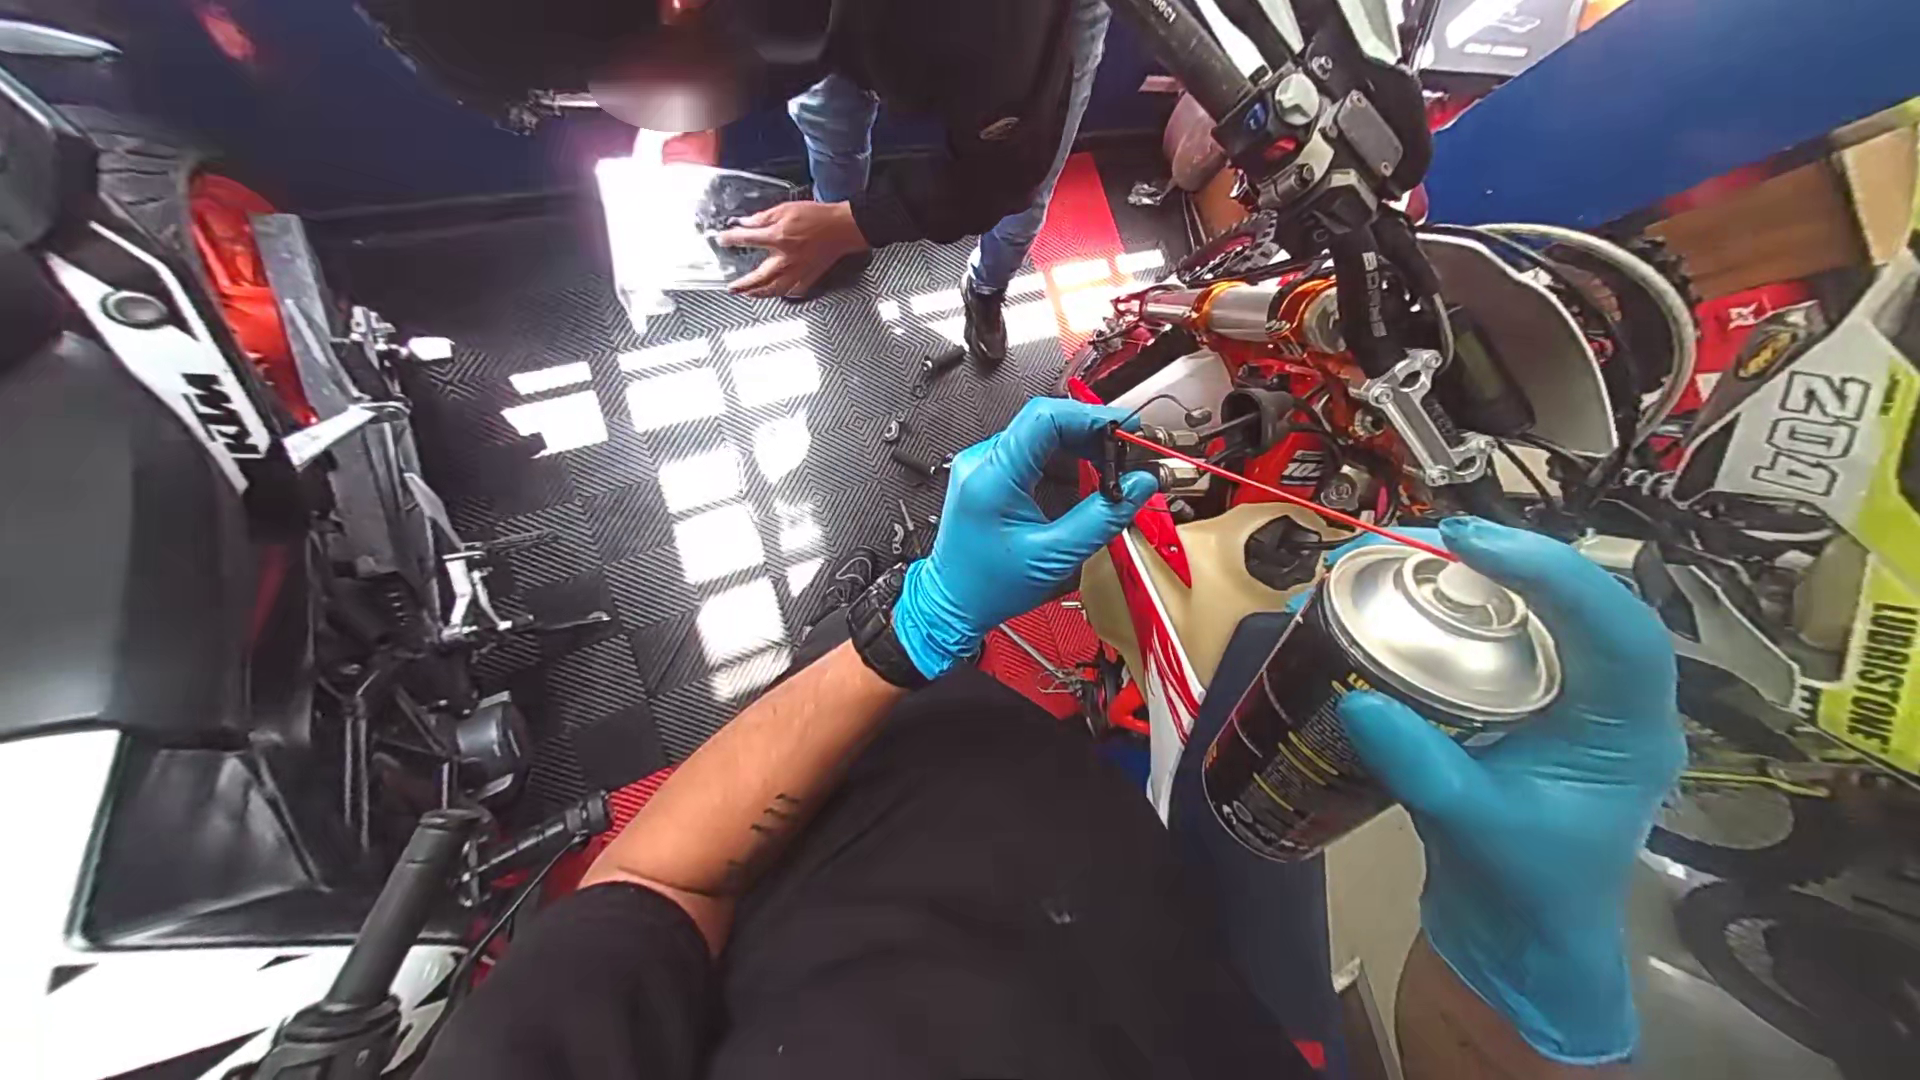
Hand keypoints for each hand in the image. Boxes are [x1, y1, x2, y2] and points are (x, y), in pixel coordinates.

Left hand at [718, 200, 868, 297]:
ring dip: (759, 294)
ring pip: (774, 289)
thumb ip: (762, 218)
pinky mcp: (808, 278)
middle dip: (744, 284)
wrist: (841, 229)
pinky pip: (792, 291)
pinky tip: (776, 294)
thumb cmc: (817, 218)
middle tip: (733, 288)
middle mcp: (786, 259)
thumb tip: (745, 223)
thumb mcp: (784, 209)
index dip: (731, 240)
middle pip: (759, 277)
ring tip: (749, 295)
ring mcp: (798, 272)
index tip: (722, 240)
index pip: (748, 239)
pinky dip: (782, 294)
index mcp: (778, 238)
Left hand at [893, 399, 1157, 677]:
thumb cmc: (987, 586)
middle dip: (1092, 435)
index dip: (1091, 417)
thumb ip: (1101, 518)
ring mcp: (983, 467)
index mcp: (992, 477)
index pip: (1045, 419)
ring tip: (1109, 472)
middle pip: (1046, 423)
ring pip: (1041, 437)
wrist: (954, 602)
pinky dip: (1063, 463)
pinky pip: (1032, 455)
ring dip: (1080, 450)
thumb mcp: (1053, 556)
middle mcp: (982, 463)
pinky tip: (1082, 482)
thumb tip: (1137, 487)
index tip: (1125, 428)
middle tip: (1125, 454)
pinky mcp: (989, 476)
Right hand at [1334, 518, 1683, 1063]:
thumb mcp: (1470, 824)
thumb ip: (1418, 766)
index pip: (1612, 625)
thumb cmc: (1520, 879)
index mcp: (1621, 723)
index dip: (1548, 570)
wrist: (1511, 914)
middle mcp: (1591, 690)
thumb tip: (1355, 699)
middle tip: (1394, 543)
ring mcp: (1545, 687)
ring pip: (1509, 605)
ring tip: (1374, 561)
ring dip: (1443, 574)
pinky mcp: (1499, 690)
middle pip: (1555, 595)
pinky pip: (1470, 631)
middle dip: (1478, 556)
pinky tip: (1373, 600)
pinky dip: (1421, 605)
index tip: (1462, 540)